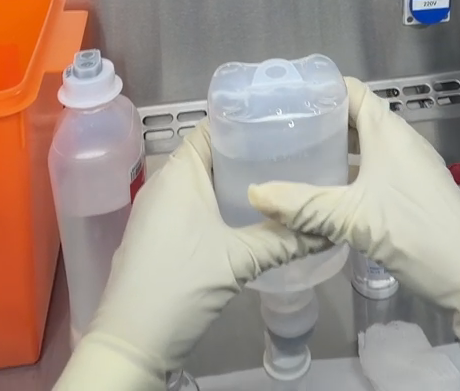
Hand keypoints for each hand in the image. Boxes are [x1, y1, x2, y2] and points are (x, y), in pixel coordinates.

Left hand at [54, 127, 327, 390]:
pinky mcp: (155, 231)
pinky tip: (242, 215)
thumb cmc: (182, 284)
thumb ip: (286, 240)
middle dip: (243, 151)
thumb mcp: (240, 261)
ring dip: (229, 178)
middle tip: (286, 151)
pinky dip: (214, 199)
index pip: (212, 127)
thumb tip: (328, 228)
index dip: (242, 120)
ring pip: (198, 178)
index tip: (277, 120)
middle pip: (208, 152)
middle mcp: (164, 180)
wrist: (131, 340)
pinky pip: (189, 200)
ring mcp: (156, 206)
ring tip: (272, 178)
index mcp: (180, 171)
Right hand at [249, 78, 459, 390]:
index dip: (321, 88)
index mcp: (387, 130)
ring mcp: (411, 162)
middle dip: (323, 119)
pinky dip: (353, 167)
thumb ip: (302, 205)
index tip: (288, 96)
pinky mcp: (416, 186)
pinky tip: (331, 189)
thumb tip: (254, 193)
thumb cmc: (413, 232)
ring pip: (367, 142)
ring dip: (338, 146)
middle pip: (357, 114)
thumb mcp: (352, 219)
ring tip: (301, 156)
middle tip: (284, 129)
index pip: (351, 90)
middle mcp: (400, 138)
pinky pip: (377, 163)